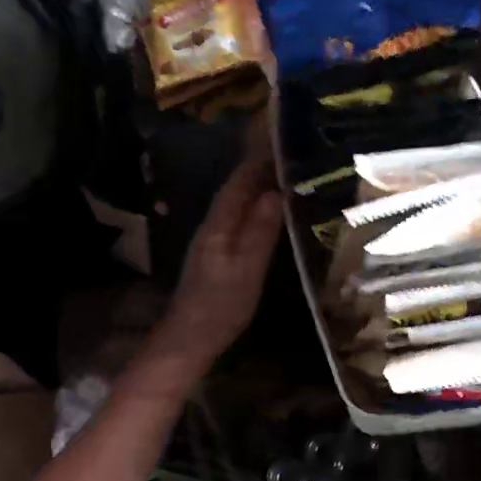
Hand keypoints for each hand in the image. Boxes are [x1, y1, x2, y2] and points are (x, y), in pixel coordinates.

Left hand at [140, 154, 285, 381]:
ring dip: (257, 192)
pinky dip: (254, 213)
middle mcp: (212, 227)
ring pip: (236, 207)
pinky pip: (237, 224)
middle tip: (291, 157)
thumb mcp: (246, 268)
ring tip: (286, 181)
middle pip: (235, 191)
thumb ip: (260, 230)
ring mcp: (211, 243)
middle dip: (259, 172)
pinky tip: (268, 218)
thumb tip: (275, 192)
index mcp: (218, 224)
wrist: (189, 339)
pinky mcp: (215, 258)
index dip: (258, 161)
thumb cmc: (220, 305)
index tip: (281, 141)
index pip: (238, 182)